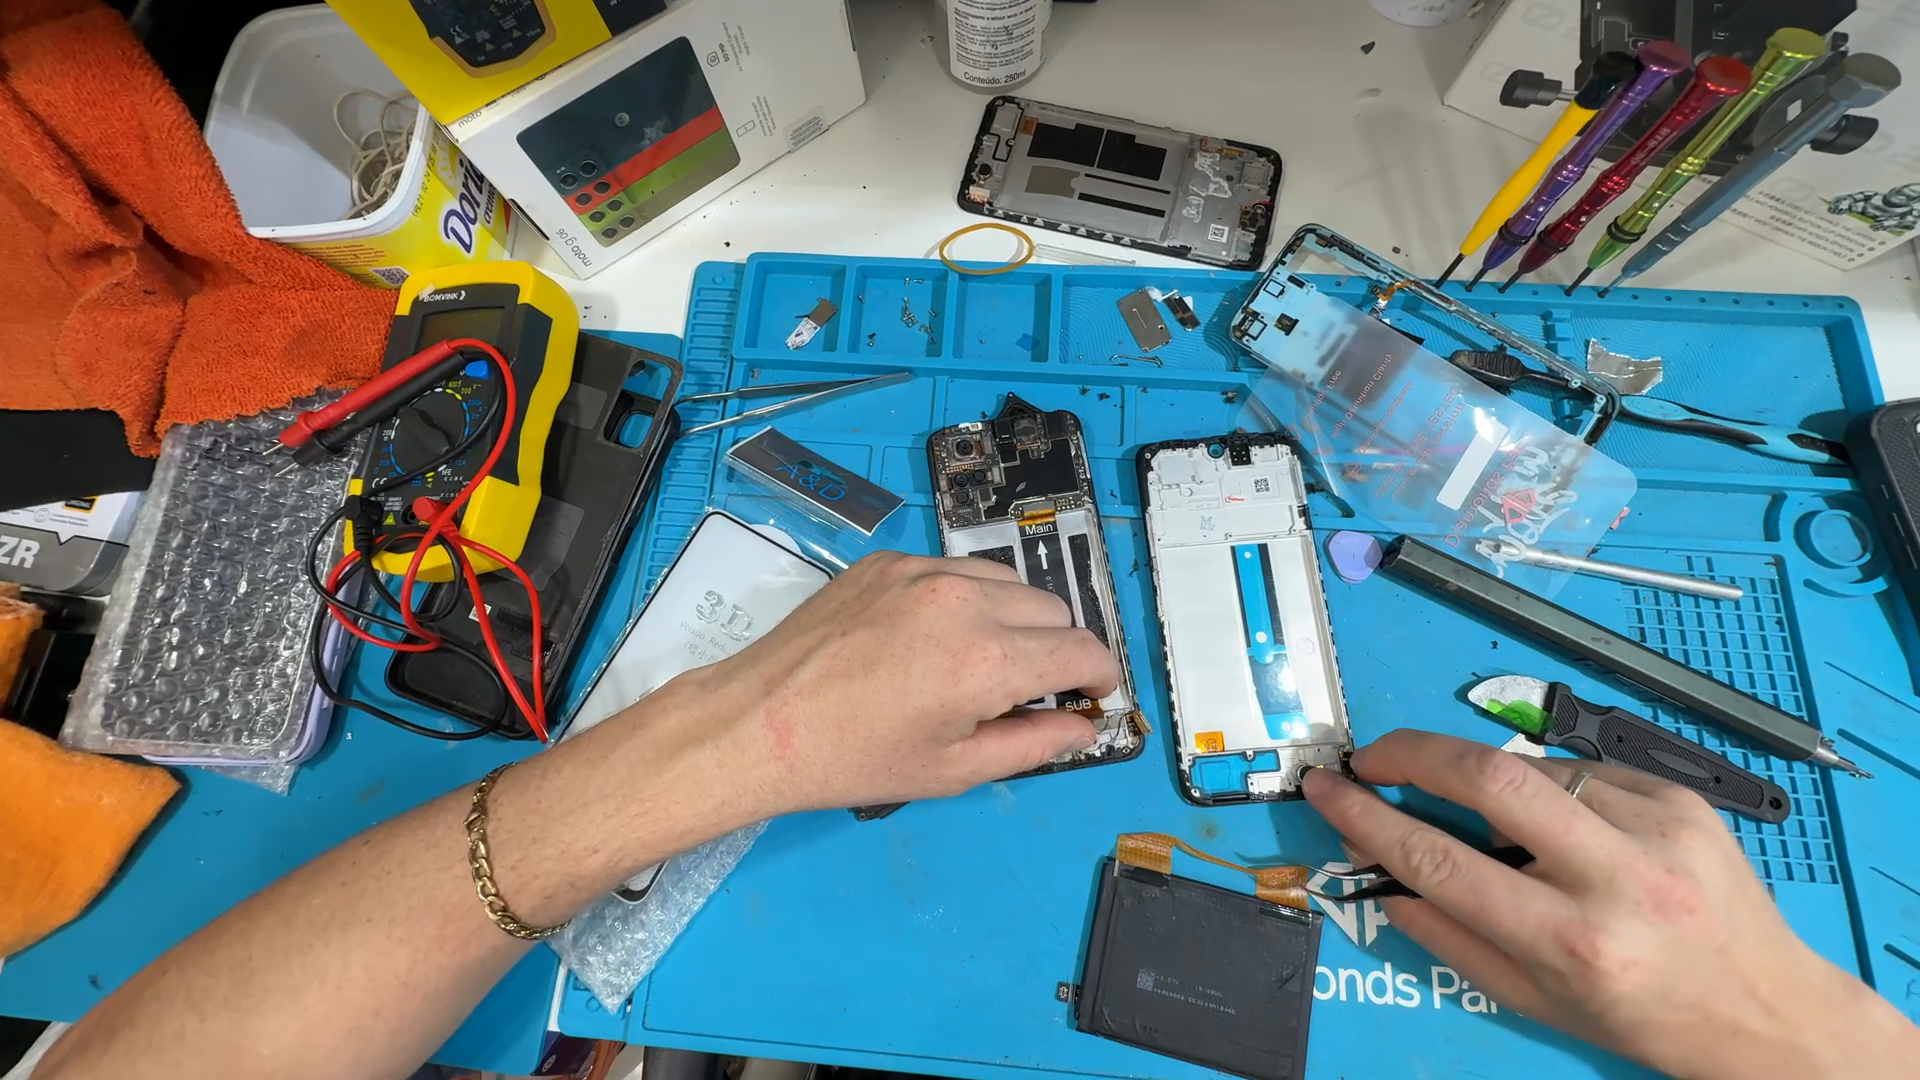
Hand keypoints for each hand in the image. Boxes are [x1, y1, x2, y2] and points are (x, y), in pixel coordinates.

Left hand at [682, 552, 1117, 815]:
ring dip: (1014, 619)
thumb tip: (1085, 726)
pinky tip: (929, 635)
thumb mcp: (953, 769)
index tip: (1091, 694)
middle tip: (1022, 689)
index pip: (1082, 649)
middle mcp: (965, 599)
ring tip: (976, 658)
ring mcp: (923, 569)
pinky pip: (955, 569)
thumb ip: (1035, 744)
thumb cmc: (858, 759)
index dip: (1100, 675)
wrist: (763, 720)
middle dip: (1055, 650)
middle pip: (1052, 610)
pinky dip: (966, 599)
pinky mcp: (891, 558)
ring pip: (1008, 581)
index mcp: (987, 659)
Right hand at [1303, 730, 1919, 1079]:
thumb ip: (1439, 930)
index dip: (1365, 816)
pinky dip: (1541, 786)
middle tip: (1371, 760)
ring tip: (1481, 811)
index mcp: (1573, 941)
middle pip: (1487, 778)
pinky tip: (1558, 820)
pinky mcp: (1679, 797)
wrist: (1777, 1016)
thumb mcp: (1526, 998)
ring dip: (1476, 777)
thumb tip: (1369, 861)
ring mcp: (1658, 827)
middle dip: (1409, 753)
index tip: (1323, 788)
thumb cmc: (1635, 1015)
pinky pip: (1572, 769)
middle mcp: (1620, 879)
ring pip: (1525, 767)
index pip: (1439, 859)